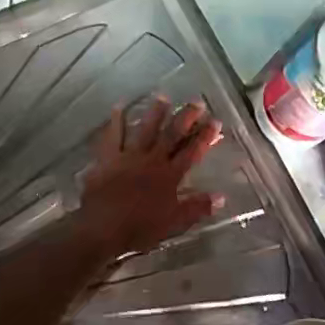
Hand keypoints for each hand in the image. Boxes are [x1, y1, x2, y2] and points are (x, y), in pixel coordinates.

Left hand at [77, 97, 223, 256]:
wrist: (103, 227)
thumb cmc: (139, 228)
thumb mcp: (173, 222)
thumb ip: (196, 208)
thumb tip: (221, 197)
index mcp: (170, 176)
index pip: (192, 152)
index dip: (204, 137)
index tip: (215, 121)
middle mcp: (152, 161)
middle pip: (171, 135)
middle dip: (185, 118)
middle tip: (195, 102)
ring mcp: (129, 156)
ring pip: (145, 129)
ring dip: (155, 113)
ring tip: (163, 97)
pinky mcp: (108, 158)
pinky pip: (112, 135)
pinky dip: (116, 121)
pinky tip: (118, 107)